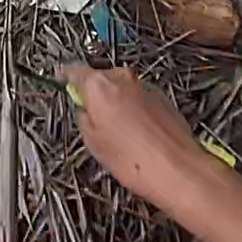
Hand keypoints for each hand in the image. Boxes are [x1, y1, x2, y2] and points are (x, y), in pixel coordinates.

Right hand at [60, 64, 220, 213]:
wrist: (179, 171)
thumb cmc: (135, 160)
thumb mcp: (92, 143)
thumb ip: (83, 117)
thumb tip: (85, 111)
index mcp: (99, 85)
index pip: (75, 70)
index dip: (66, 76)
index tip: (62, 80)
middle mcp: (122, 78)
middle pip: (100, 78)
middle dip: (94, 94)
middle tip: (92, 119)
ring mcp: (144, 86)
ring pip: (121, 88)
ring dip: (116, 103)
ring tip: (119, 133)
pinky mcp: (162, 97)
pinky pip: (139, 98)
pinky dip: (134, 109)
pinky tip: (138, 135)